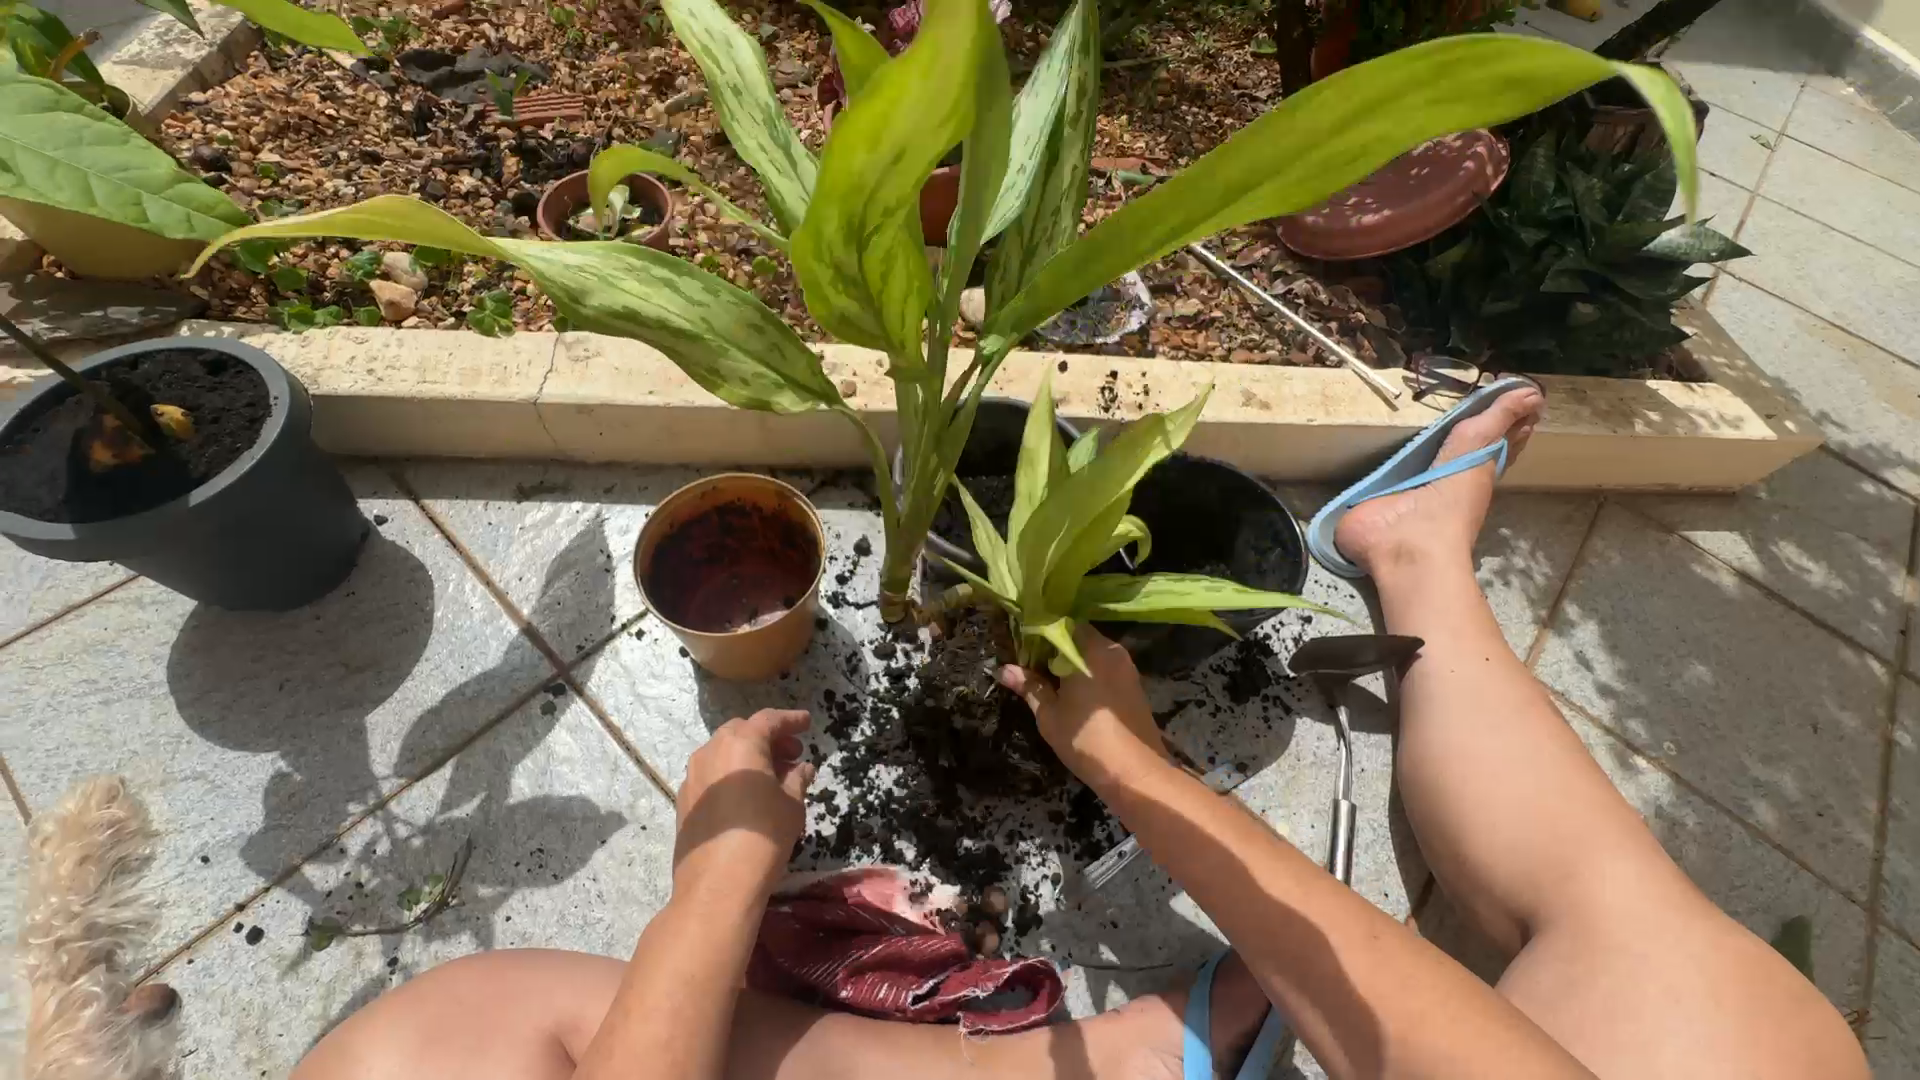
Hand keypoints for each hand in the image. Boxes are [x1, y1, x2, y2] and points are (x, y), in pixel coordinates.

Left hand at [673, 709, 815, 898]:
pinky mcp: (683, 801)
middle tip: (791, 753)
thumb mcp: (792, 804)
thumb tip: (801, 768)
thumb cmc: (763, 836)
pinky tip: (746, 796)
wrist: (716, 886)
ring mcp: (692, 776)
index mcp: (741, 743)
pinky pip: (711, 774)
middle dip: (768, 738)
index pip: (769, 720)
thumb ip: (797, 779)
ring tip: (771, 776)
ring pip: (723, 752)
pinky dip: (731, 775)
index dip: (791, 720)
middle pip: (742, 731)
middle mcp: (711, 751)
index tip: (806, 723)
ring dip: (747, 756)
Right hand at [999, 625, 1170, 790]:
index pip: (1061, 624)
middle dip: (1054, 648)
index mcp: (1090, 649)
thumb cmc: (1087, 740)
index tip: (1021, 647)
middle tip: (1030, 664)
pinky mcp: (1134, 685)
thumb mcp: (1049, 715)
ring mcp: (1126, 667)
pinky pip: (1105, 667)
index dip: (1039, 633)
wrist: (1136, 774)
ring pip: (1092, 653)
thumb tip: (1003, 670)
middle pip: (1078, 636)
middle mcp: (1111, 650)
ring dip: (1072, 661)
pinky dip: (1088, 672)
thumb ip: (1029, 687)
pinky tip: (1073, 691)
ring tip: (1048, 679)